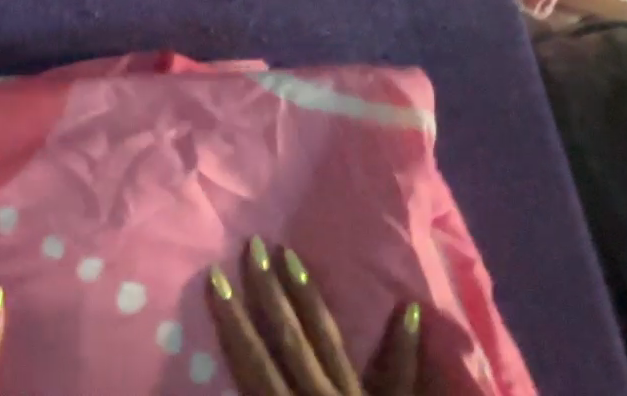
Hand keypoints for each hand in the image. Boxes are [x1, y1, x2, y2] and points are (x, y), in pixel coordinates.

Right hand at [207, 237, 424, 395]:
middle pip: (290, 340)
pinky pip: (404, 380)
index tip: (215, 276)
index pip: (253, 361)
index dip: (231, 320)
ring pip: (331, 343)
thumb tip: (214, 391)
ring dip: (310, 299)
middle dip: (269, 292)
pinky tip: (412, 310)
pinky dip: (407, 346)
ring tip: (294, 257)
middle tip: (254, 246)